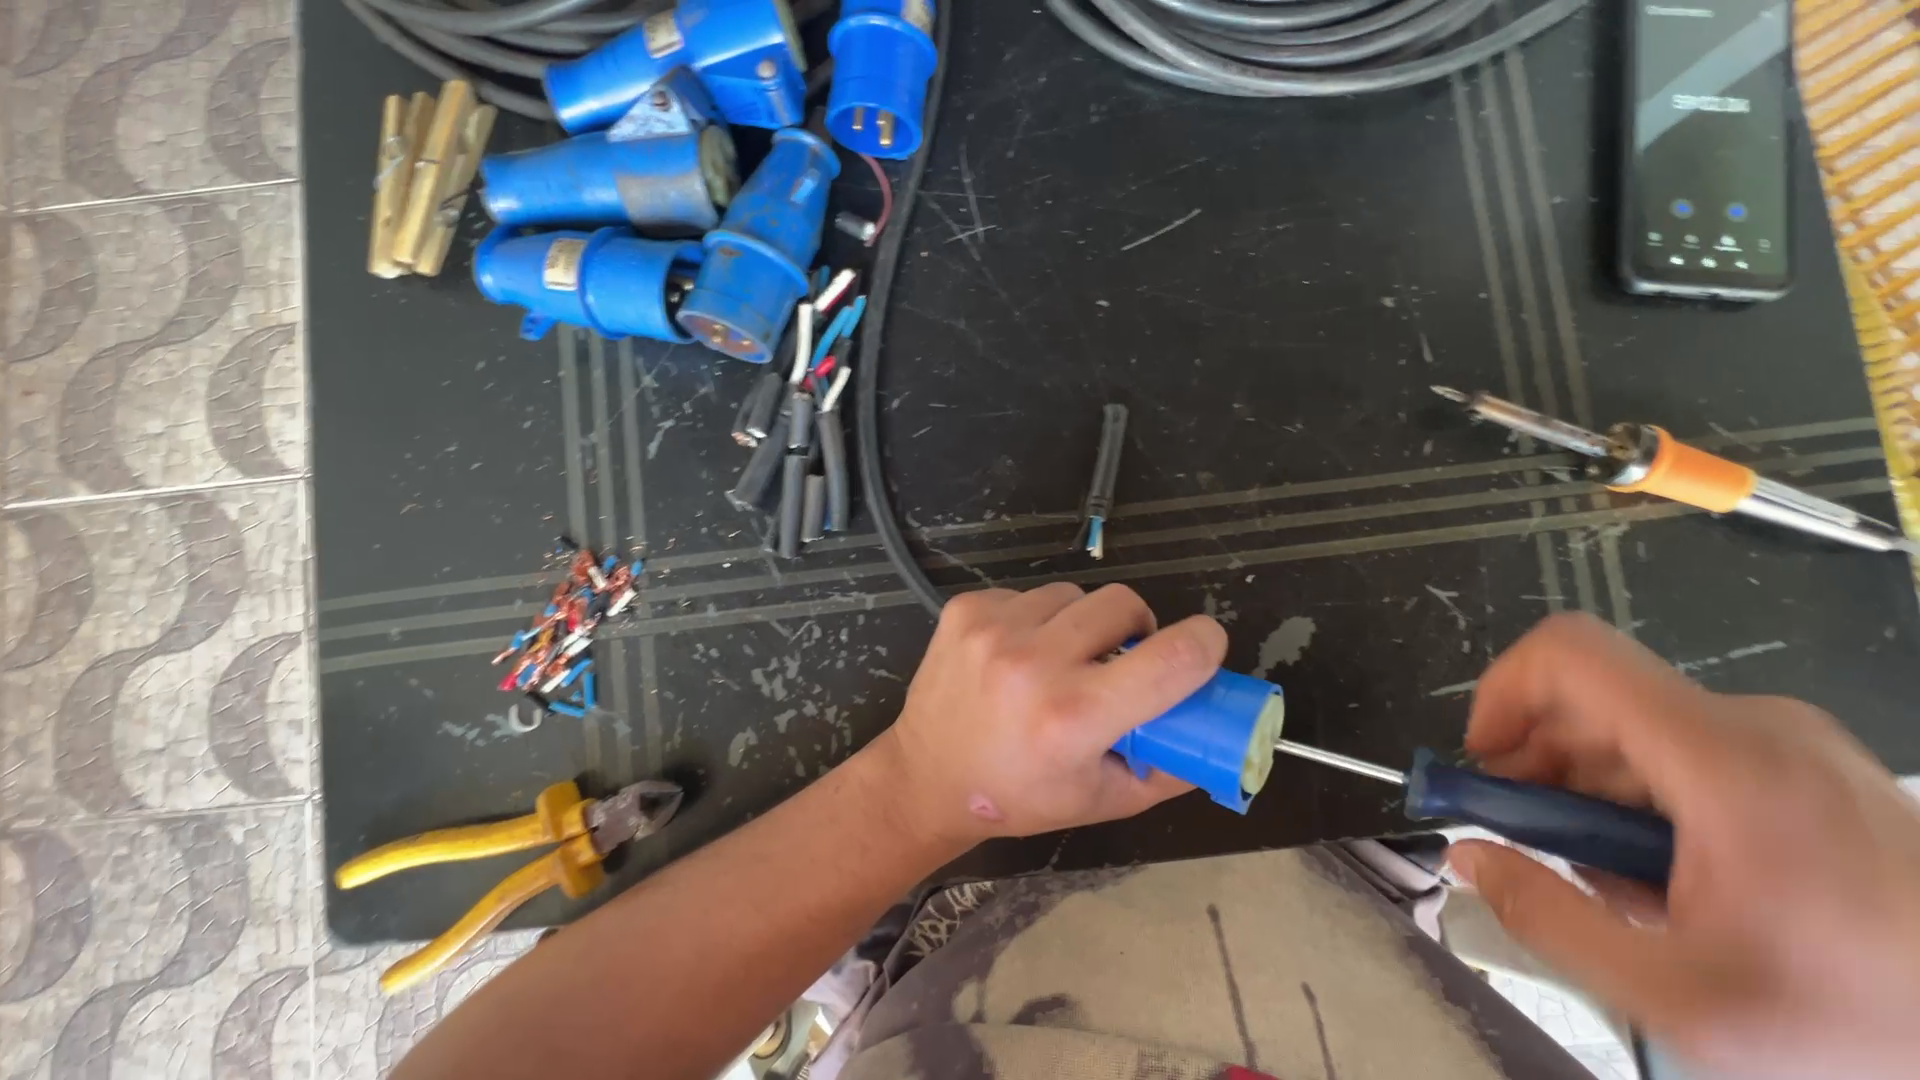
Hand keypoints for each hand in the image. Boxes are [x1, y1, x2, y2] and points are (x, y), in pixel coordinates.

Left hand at [872, 583, 1226, 845]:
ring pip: (1076, 595)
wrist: (925, 778)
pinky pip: (1030, 595)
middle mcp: (1033, 663)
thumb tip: (1222, 733)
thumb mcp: (1103, 800)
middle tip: (1121, 661)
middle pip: (1124, 604)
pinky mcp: (966, 609)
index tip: (1203, 649)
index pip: (1173, 658)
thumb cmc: (1018, 797)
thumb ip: (1170, 768)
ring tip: (1062, 661)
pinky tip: (1019, 654)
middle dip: (1137, 630)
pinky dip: (1038, 619)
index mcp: (1074, 717)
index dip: (1205, 644)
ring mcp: (994, 629)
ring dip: (1082, 623)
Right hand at [1448, 613, 1919, 1078]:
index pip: (1571, 654)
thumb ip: (1548, 916)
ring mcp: (1792, 745)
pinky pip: (1685, 755)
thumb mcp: (1679, 997)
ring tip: (1610, 881)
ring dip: (1587, 792)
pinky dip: (1641, 801)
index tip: (1485, 767)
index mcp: (1724, 758)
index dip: (1501, 692)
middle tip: (1534, 846)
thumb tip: (1468, 855)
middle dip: (1538, 766)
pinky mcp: (1813, 769)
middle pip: (1593, 700)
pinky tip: (1665, 878)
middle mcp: (1757, 726)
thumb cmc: (1866, 1025)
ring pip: (1634, 731)